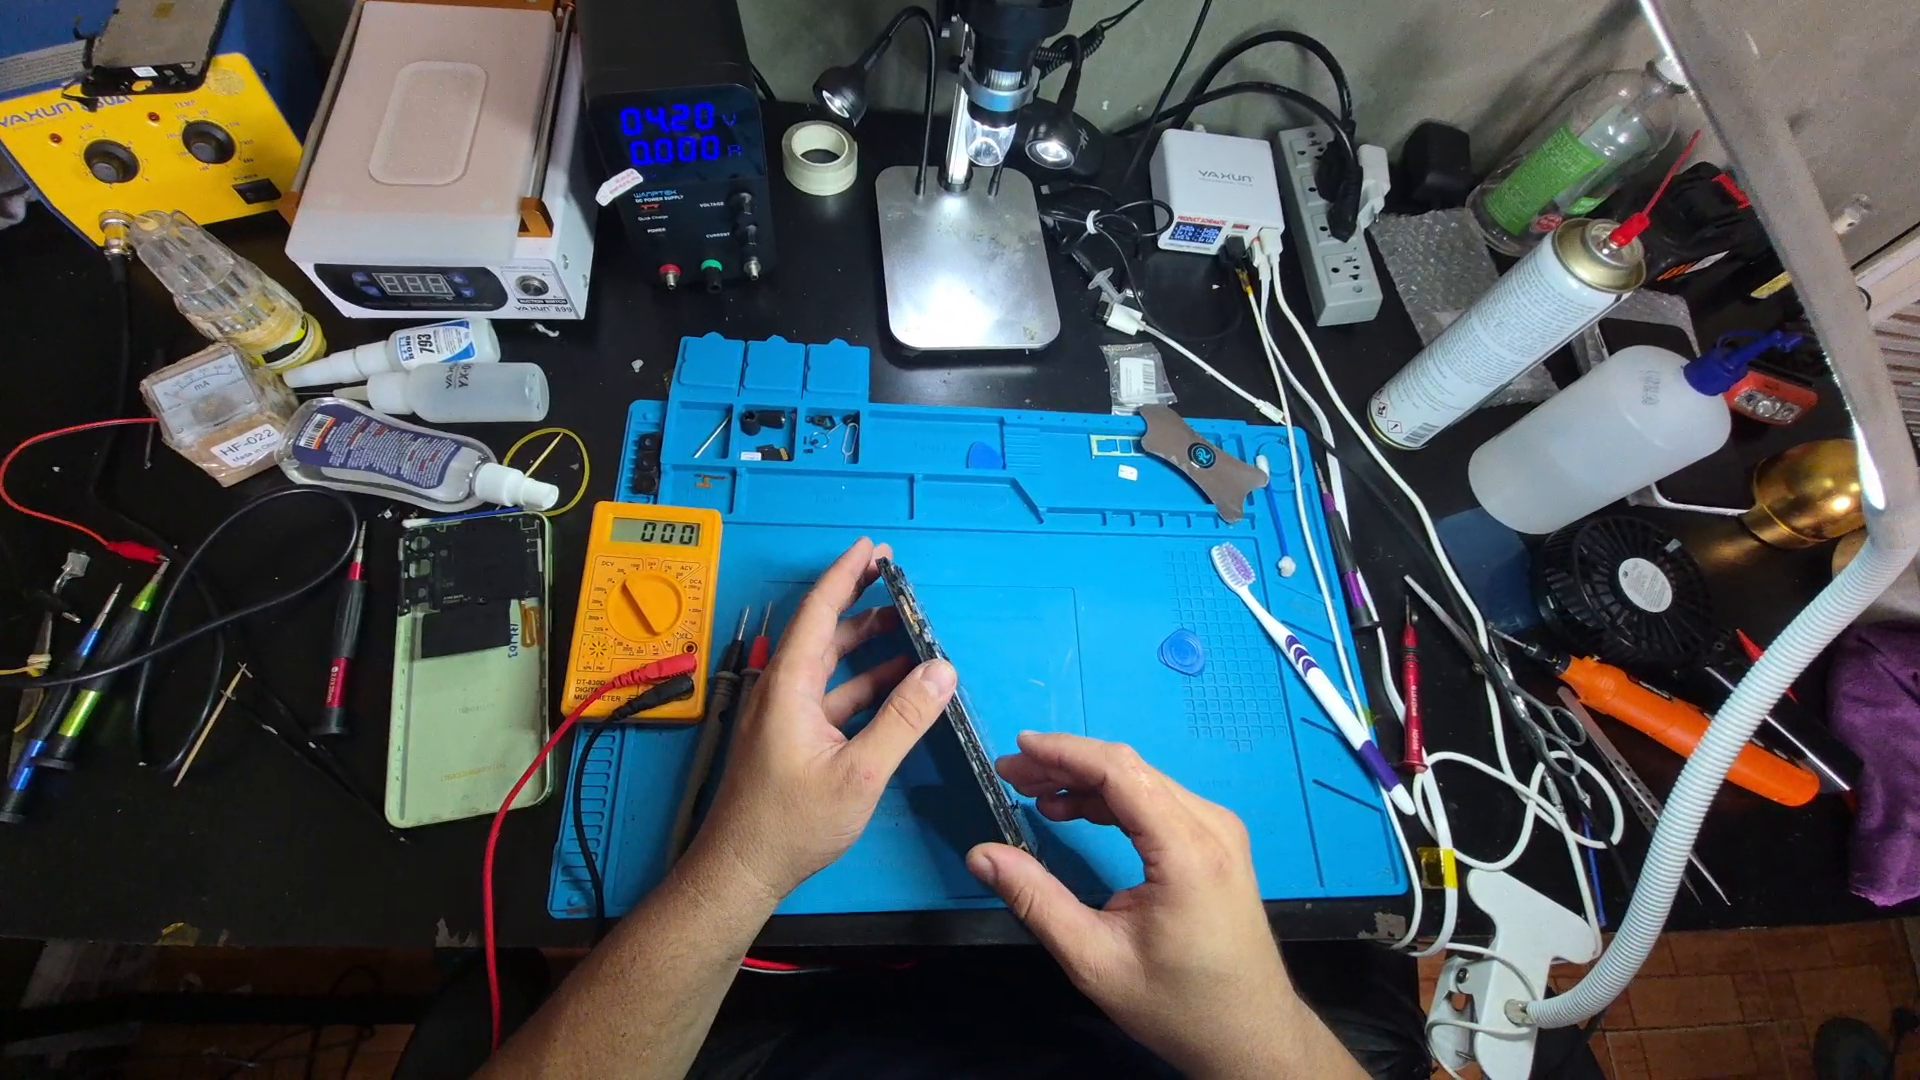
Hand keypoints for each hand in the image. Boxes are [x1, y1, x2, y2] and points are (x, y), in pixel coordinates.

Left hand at [687, 538, 955, 903]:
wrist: (741, 871)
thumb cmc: (791, 823)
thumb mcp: (858, 773)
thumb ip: (903, 719)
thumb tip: (941, 670)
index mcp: (790, 683)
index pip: (820, 611)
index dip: (846, 575)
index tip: (871, 548)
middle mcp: (784, 687)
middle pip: (825, 628)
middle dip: (859, 598)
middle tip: (894, 575)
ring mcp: (788, 711)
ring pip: (831, 660)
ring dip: (867, 641)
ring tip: (906, 625)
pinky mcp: (795, 734)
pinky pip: (834, 691)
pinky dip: (865, 680)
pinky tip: (896, 681)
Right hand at [967, 734, 1357, 1079]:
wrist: (1252, 1039)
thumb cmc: (1178, 1006)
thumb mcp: (1095, 960)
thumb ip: (1035, 900)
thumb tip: (981, 855)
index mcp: (1187, 850)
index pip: (1119, 771)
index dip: (1065, 752)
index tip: (1018, 748)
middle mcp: (1209, 824)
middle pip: (1127, 768)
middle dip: (1064, 764)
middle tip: (1011, 773)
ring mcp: (1216, 828)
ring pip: (1139, 779)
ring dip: (1082, 779)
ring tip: (1031, 790)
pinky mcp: (1213, 838)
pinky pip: (1153, 799)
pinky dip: (1108, 798)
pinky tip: (1070, 810)